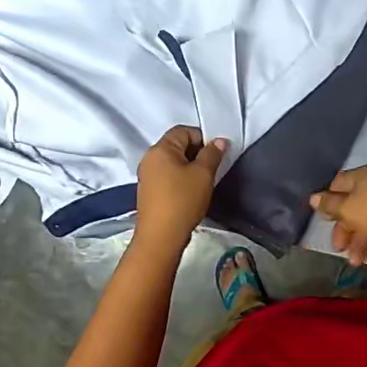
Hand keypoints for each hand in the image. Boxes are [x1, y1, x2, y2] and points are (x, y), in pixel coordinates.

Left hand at [135, 126, 227, 248]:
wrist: (161, 236)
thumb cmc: (182, 200)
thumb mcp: (203, 175)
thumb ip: (212, 154)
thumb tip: (219, 141)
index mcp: (160, 149)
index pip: (183, 131)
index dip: (202, 137)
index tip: (216, 153)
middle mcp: (149, 158)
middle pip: (177, 145)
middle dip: (197, 152)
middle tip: (212, 168)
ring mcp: (147, 175)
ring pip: (173, 162)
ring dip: (190, 167)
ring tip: (204, 182)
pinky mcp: (149, 191)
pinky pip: (167, 176)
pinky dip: (180, 178)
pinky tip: (191, 192)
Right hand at [310, 165, 366, 265]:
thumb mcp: (347, 210)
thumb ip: (328, 205)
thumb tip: (313, 198)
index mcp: (363, 175)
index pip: (337, 184)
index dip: (328, 202)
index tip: (324, 220)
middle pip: (352, 205)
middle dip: (344, 230)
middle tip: (339, 248)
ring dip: (359, 241)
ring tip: (357, 262)